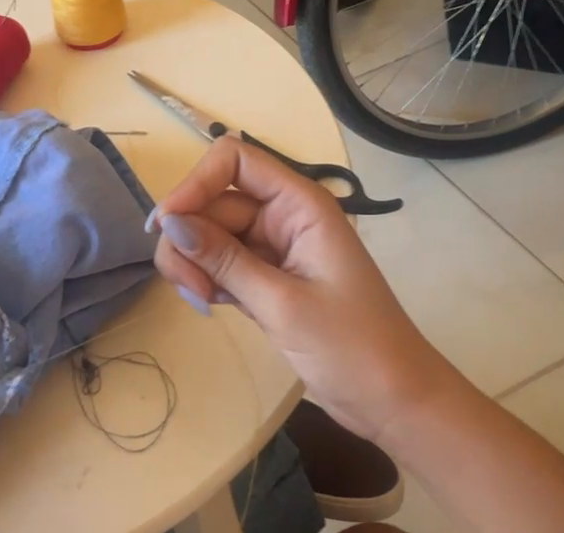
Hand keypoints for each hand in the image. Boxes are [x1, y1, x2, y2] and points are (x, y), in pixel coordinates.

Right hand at [151, 136, 459, 447]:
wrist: (395, 403)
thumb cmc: (352, 347)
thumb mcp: (283, 303)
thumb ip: (224, 259)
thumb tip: (169, 223)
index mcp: (299, 204)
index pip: (234, 161)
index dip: (196, 183)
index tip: (168, 226)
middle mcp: (283, 215)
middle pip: (214, 201)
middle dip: (190, 238)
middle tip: (187, 288)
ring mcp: (273, 247)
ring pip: (211, 233)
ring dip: (193, 262)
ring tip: (199, 302)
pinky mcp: (265, 277)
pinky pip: (221, 261)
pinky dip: (206, 278)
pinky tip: (208, 306)